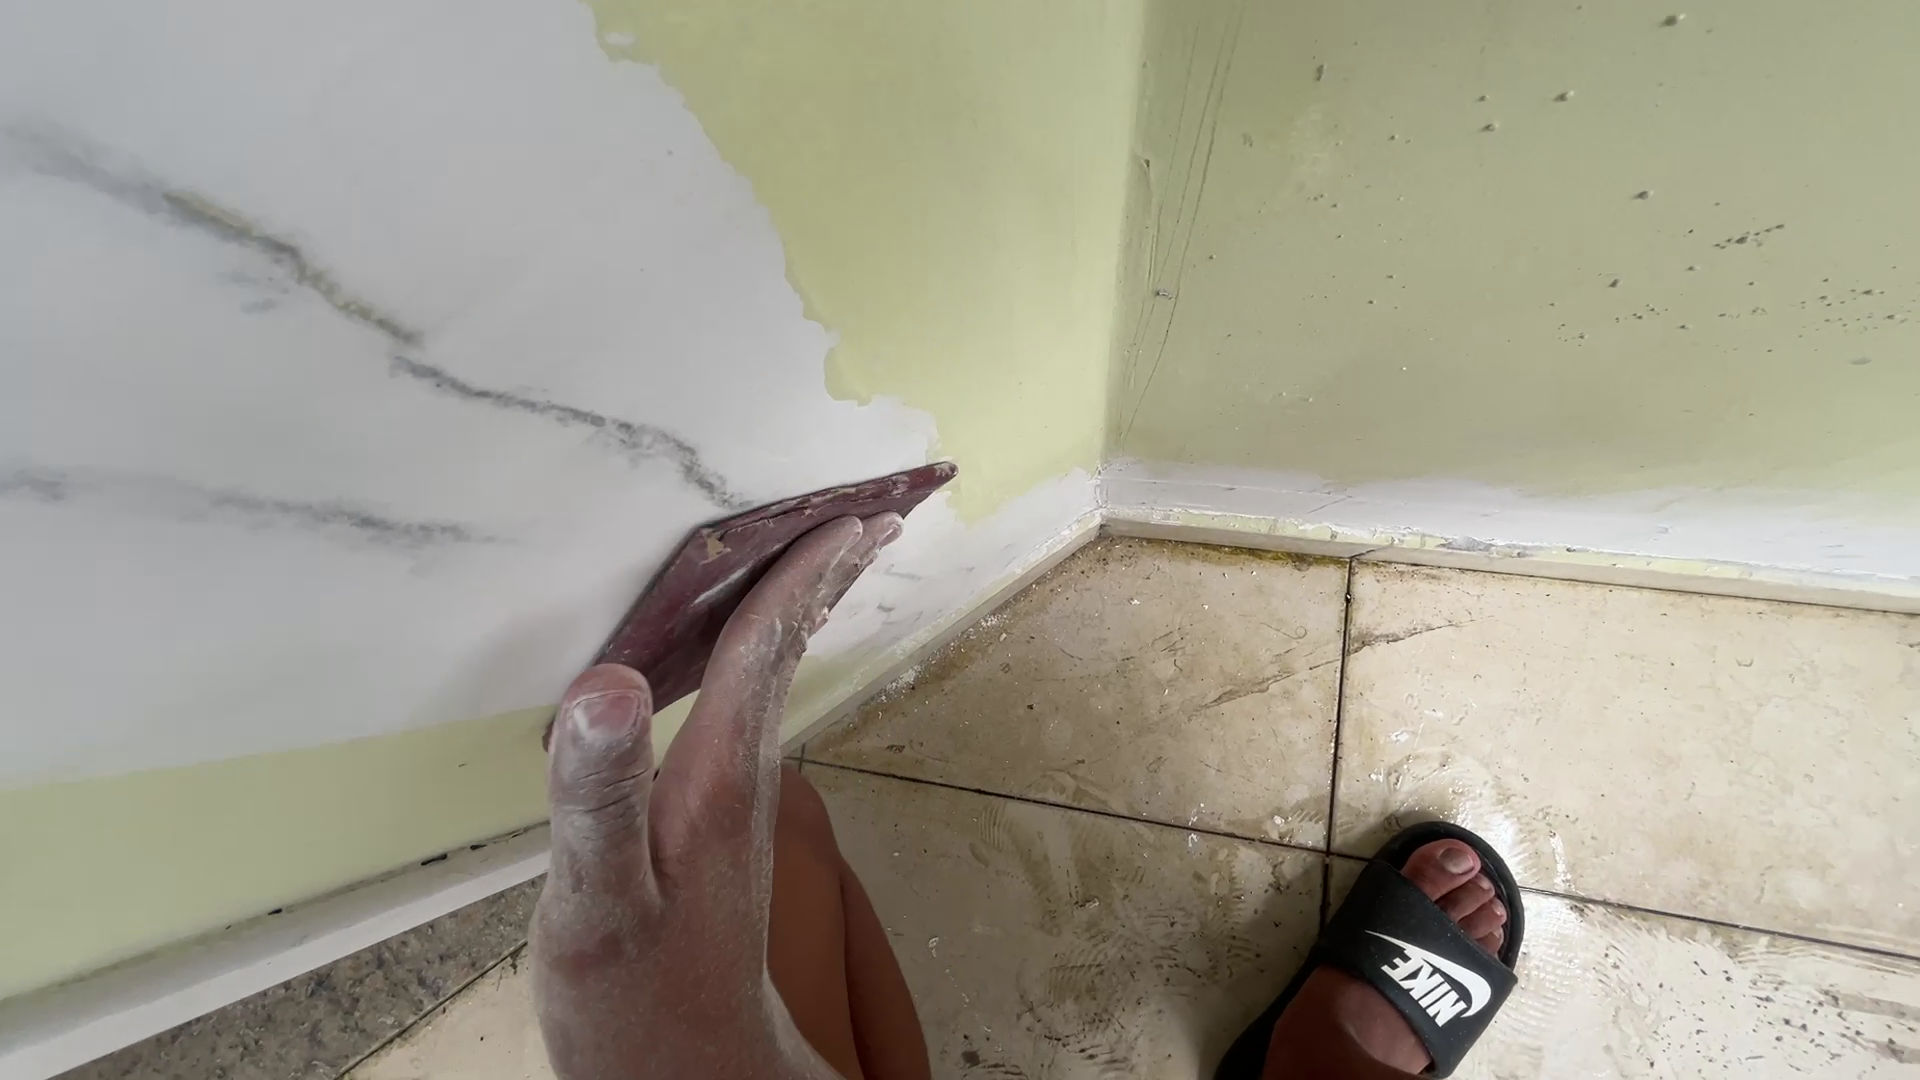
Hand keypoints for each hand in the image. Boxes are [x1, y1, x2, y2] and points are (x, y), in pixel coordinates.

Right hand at [531, 513, 900, 1079]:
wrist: (691, 1067)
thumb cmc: (639, 997)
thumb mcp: (600, 901)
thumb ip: (603, 796)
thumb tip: (607, 684)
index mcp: (719, 769)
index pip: (766, 645)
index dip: (800, 575)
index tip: (847, 518)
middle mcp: (746, 766)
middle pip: (792, 646)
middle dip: (831, 578)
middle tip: (874, 520)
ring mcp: (743, 788)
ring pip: (782, 670)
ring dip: (809, 607)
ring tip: (828, 561)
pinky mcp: (731, 810)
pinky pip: (758, 700)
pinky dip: (772, 650)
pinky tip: (760, 649)